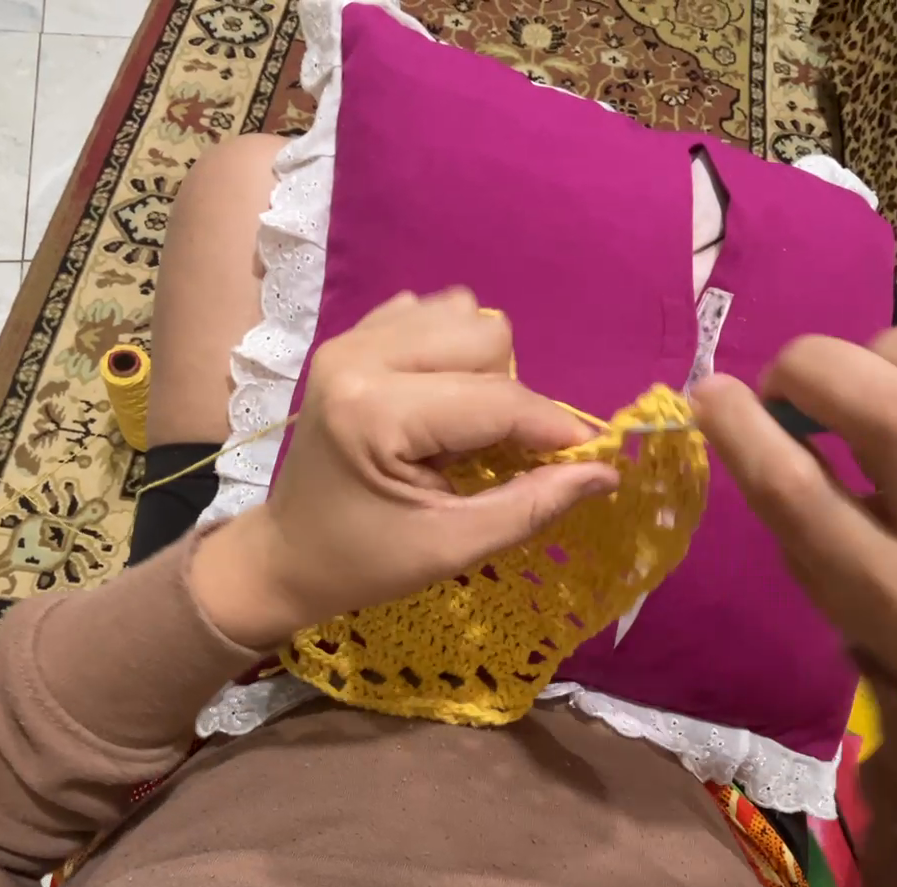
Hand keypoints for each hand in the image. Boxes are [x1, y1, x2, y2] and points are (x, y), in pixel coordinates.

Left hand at [192, 289, 619, 649]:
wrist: (289, 553)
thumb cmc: (365, 561)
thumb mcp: (452, 546)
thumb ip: (532, 504)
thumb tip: (607, 470)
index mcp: (375, 413)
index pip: (496, 401)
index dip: (554, 428)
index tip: (588, 456)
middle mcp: (360, 356)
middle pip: (487, 335)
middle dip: (510, 396)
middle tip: (489, 451)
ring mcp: (351, 339)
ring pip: (464, 314)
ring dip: (482, 369)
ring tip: (456, 425)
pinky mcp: (350, 337)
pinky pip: (430, 314)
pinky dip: (451, 353)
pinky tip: (433, 399)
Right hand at [692, 327, 896, 695]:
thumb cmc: (879, 610)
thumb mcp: (813, 576)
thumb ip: (788, 499)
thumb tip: (750, 402)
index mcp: (879, 588)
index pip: (798, 493)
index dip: (742, 429)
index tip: (709, 393)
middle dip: (820, 368)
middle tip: (789, 377)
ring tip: (873, 366)